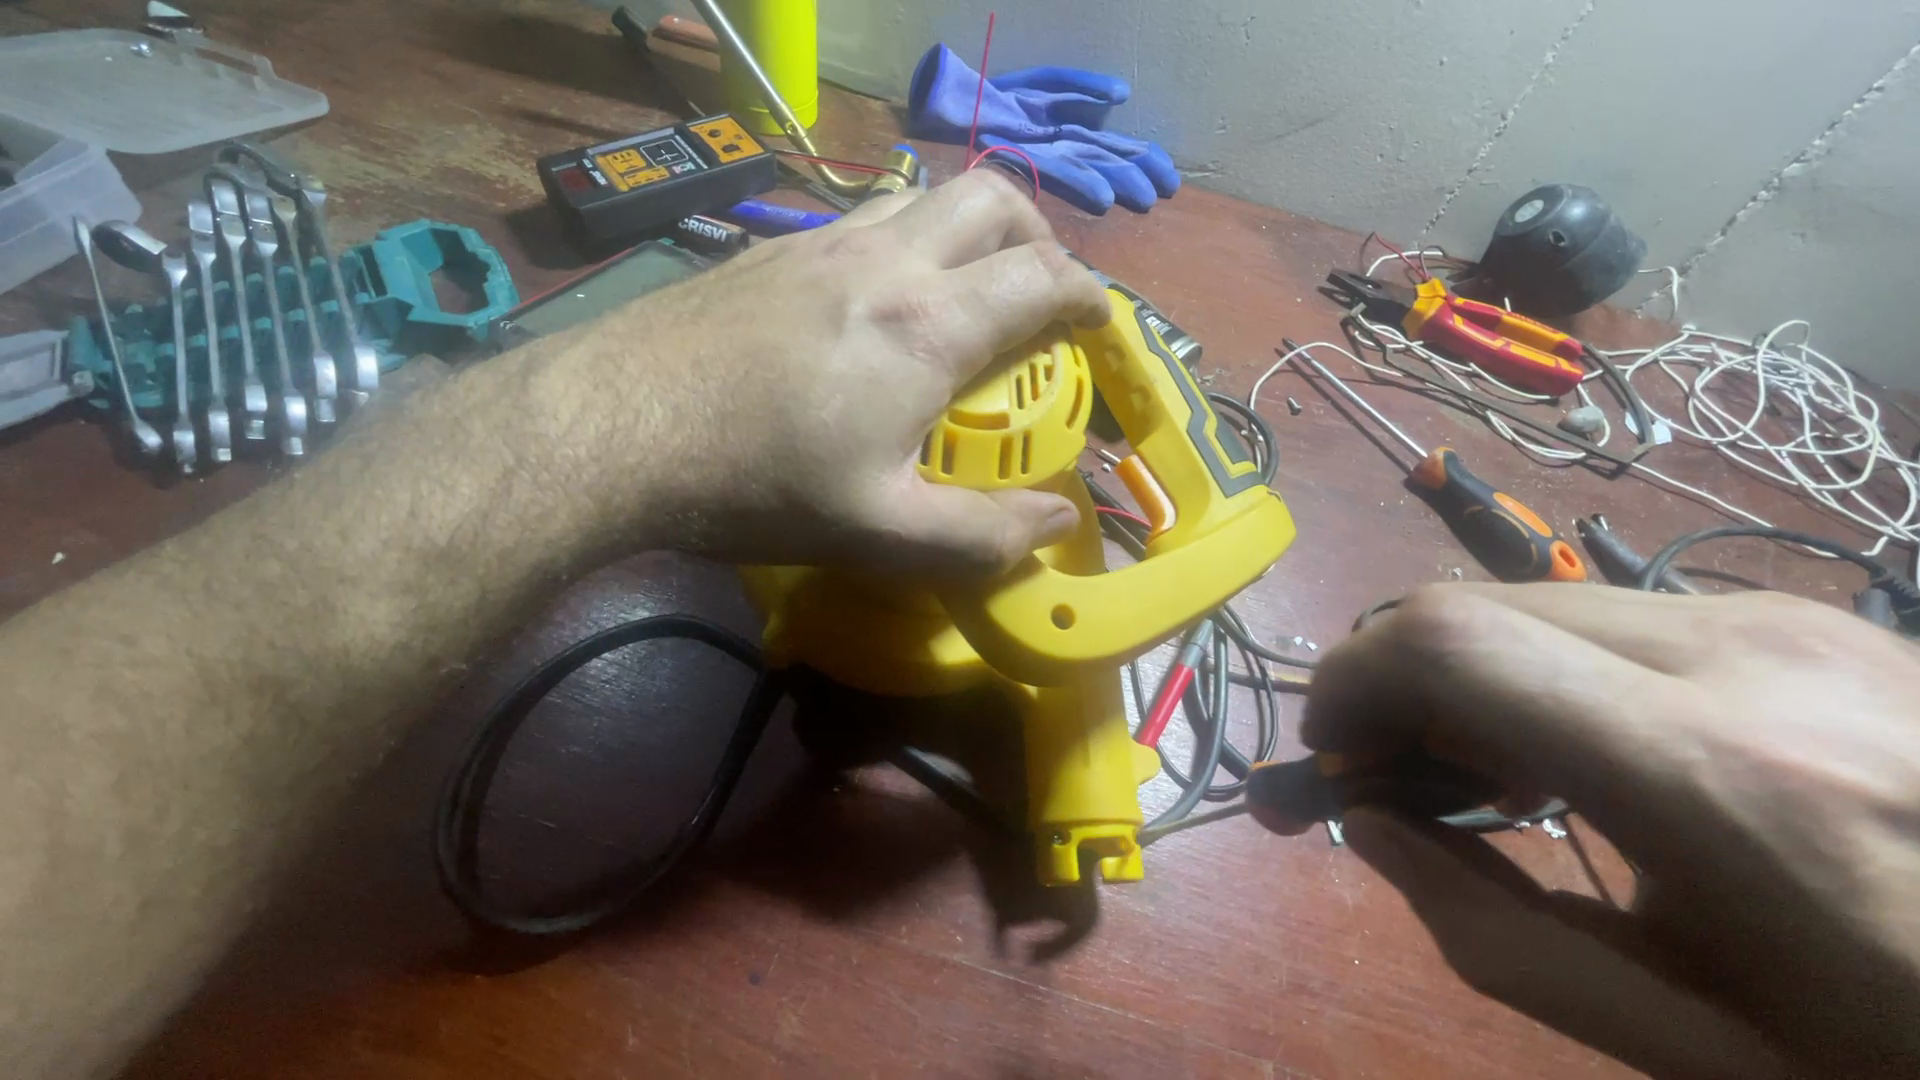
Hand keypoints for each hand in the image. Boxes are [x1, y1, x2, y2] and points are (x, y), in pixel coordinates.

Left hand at [553, 168, 1107, 574]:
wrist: (607, 429)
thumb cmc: (754, 482)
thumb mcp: (880, 532)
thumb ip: (982, 536)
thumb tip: (1057, 523)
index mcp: (928, 324)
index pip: (1041, 279)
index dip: (1088, 297)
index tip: (1099, 325)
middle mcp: (886, 259)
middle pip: (992, 200)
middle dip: (1040, 235)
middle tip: (1043, 294)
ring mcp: (822, 241)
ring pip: (925, 198)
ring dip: (970, 232)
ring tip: (969, 292)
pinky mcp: (771, 249)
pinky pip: (865, 219)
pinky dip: (905, 243)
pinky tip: (875, 306)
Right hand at [1306, 584, 1919, 1078]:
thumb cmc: (1914, 1057)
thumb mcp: (1693, 1046)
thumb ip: (1487, 932)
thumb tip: (1366, 825)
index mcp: (1721, 776)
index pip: (1447, 645)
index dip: (1348, 682)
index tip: (1331, 754)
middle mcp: (1745, 655)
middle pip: (1466, 606)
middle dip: (1385, 679)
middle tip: (1386, 770)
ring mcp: (1787, 619)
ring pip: (1523, 601)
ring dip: (1457, 675)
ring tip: (1480, 769)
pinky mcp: (1806, 617)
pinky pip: (1600, 616)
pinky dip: (1532, 668)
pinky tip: (1574, 747)